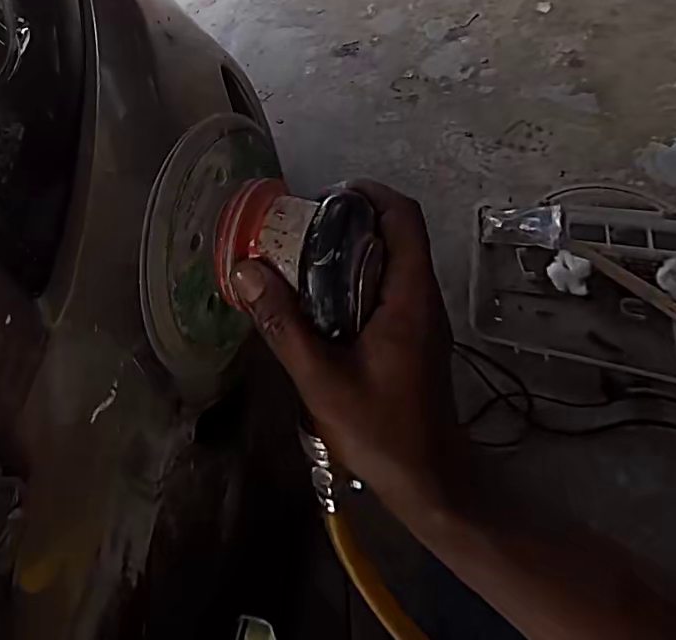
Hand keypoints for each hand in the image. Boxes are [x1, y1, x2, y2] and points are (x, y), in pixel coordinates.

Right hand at [227, 179, 471, 513]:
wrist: (430, 482)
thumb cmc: (383, 431)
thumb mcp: (322, 379)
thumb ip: (282, 325)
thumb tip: (245, 271)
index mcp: (409, 297)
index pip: (406, 219)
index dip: (370, 193)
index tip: (325, 196)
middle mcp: (420, 296)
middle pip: (395, 230)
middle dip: (349, 215)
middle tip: (299, 225)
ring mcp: (418, 314)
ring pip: (389, 255)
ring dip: (348, 243)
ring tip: (299, 253)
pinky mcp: (409, 330)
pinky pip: (382, 281)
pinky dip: (351, 271)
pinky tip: (315, 294)